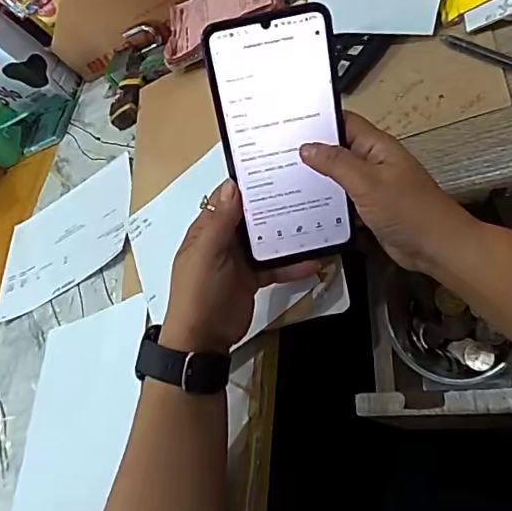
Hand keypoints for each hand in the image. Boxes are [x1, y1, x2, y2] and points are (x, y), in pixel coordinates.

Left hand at [161, 179, 322, 353]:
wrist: (202, 341)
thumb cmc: (197, 295)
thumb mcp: (206, 255)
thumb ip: (220, 222)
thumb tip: (232, 186)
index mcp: (207, 230)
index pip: (227, 198)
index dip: (247, 184)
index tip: (274, 169)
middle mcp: (222, 241)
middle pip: (250, 217)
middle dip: (273, 205)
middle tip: (303, 190)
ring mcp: (238, 260)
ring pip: (265, 240)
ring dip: (286, 234)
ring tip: (314, 220)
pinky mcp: (251, 279)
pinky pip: (274, 266)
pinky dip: (291, 264)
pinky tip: (313, 260)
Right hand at [300, 112, 474, 273]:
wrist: (436, 247)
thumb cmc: (411, 211)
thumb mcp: (367, 183)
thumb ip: (336, 163)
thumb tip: (308, 148)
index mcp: (377, 147)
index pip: (343, 122)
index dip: (318, 121)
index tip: (290, 125)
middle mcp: (373, 162)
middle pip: (337, 150)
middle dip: (312, 152)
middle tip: (280, 154)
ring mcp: (372, 186)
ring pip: (338, 177)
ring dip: (318, 179)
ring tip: (286, 179)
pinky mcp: (369, 208)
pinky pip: (343, 200)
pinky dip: (328, 203)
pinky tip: (307, 206)